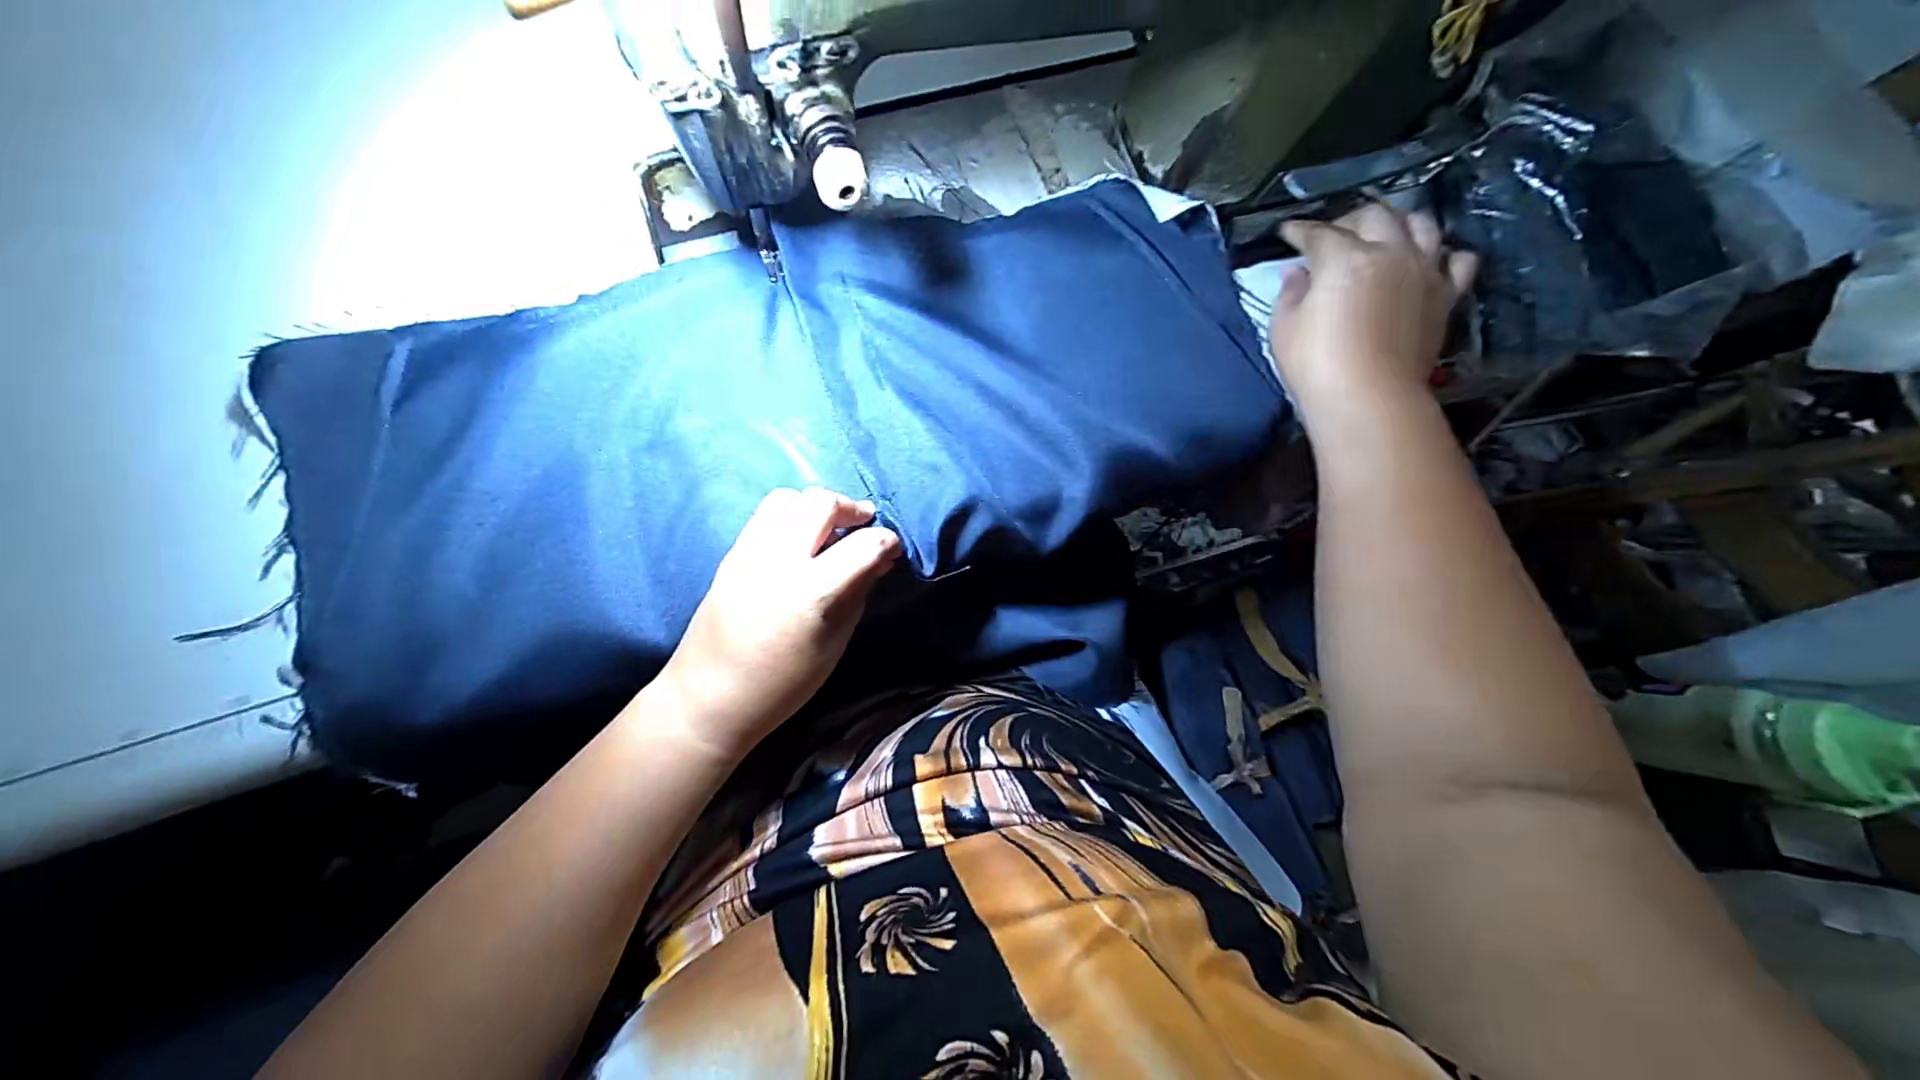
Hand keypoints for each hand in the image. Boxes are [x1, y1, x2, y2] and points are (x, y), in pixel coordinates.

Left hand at [649, 488, 901, 759]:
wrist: (711, 696)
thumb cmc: (784, 683)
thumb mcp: (835, 643)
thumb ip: (858, 592)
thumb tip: (879, 559)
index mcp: (811, 592)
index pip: (863, 544)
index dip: (887, 541)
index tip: (893, 549)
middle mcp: (778, 560)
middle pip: (821, 503)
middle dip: (851, 508)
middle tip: (865, 525)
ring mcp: (748, 552)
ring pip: (788, 498)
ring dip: (817, 506)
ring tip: (830, 528)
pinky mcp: (731, 554)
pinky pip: (765, 515)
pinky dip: (791, 516)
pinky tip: (801, 540)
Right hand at [1269, 203, 1478, 418]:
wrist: (1369, 399)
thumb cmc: (1316, 365)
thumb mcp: (1284, 329)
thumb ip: (1290, 294)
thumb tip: (1296, 273)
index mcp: (1344, 259)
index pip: (1319, 233)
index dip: (1299, 231)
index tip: (1286, 233)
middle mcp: (1390, 252)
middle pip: (1374, 216)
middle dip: (1348, 220)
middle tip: (1332, 235)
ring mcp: (1424, 271)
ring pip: (1422, 224)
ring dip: (1399, 223)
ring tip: (1384, 236)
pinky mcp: (1446, 296)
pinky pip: (1457, 260)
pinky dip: (1442, 254)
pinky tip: (1429, 262)